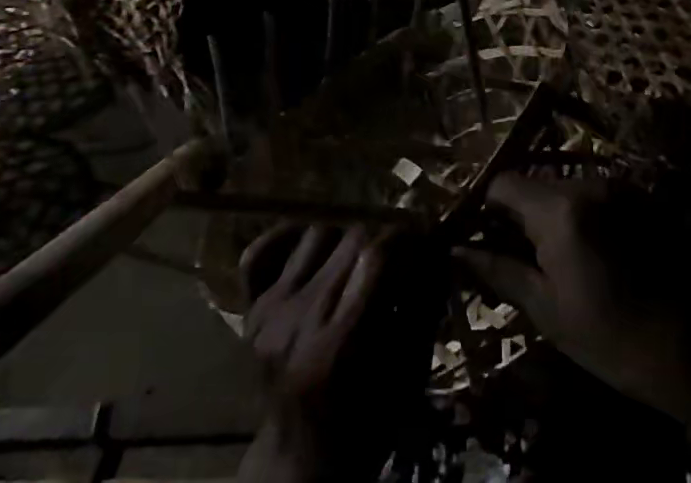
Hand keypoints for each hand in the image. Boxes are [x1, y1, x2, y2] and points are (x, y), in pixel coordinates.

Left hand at [236, 224, 440, 482]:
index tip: (424, 240)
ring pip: (316, 233)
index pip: (376, 255)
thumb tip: (438, 246)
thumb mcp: (409, 371)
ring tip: (360, 260)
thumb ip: (425, 305)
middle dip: (383, 238)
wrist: (304, 457)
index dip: (407, 238)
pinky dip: (288, 238)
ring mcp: (269, 311)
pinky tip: (315, 250)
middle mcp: (299, 320)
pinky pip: (261, 251)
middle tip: (400, 253)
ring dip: (346, 239)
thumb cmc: (368, 420)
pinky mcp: (251, 308)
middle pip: (350, 239)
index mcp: (340, 344)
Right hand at [450, 175, 690, 416]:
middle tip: (514, 257)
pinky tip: (591, 259)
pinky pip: (598, 199)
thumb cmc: (610, 336)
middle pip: (536, 186)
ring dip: (552, 218)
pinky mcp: (644, 200)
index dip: (485, 208)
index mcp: (559, 208)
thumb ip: (499, 271)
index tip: (479, 238)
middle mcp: (589, 184)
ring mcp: (621, 188)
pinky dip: (584, 219)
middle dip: (519, 215)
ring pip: (567, 192)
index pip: (503, 183)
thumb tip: (457, 252)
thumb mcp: (546, 309)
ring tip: (554, 263)